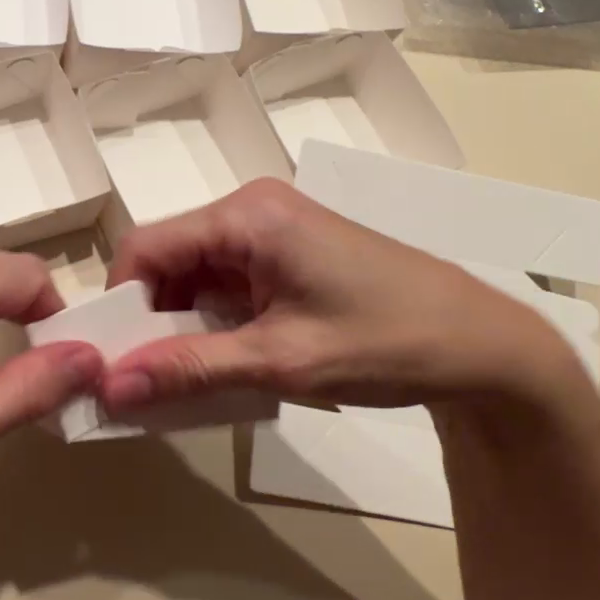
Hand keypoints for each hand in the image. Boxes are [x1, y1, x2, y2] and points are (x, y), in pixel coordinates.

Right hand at [100, 179, 587, 416]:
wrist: (488, 350)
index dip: (119, 301)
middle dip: (149, 317)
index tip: (113, 357)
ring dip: (179, 324)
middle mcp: (251, 211)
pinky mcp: (286, 257)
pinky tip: (218, 362)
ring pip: (191, 275)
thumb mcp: (280, 361)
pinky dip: (210, 323)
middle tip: (143, 376)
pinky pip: (223, 284)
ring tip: (180, 377)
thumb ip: (190, 368)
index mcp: (247, 216)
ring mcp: (271, 232)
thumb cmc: (387, 343)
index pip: (145, 246)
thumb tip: (111, 387)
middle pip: (166, 259)